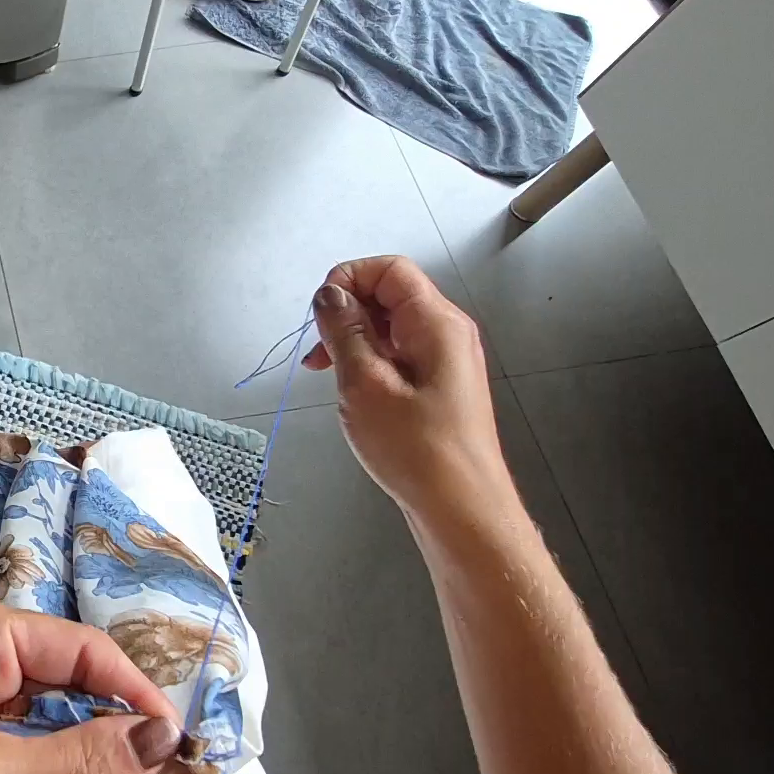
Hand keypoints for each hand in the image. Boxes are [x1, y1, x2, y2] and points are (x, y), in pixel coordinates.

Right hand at [300, 256, 513, 520]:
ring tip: (324, 372)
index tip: (317, 314)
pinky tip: (347, 385)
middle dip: (344, 312)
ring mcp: (442, 357)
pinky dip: (364, 358)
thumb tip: (328, 294)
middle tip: (316, 350)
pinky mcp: (434, 381)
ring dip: (349, 338)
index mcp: (435, 323)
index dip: (347, 280)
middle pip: (388, 293)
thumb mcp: (364, 384)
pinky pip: (394, 351)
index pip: (389, 270)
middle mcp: (445, 332)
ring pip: (387, 324)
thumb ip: (344, 332)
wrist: (458, 503)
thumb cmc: (414, 447)